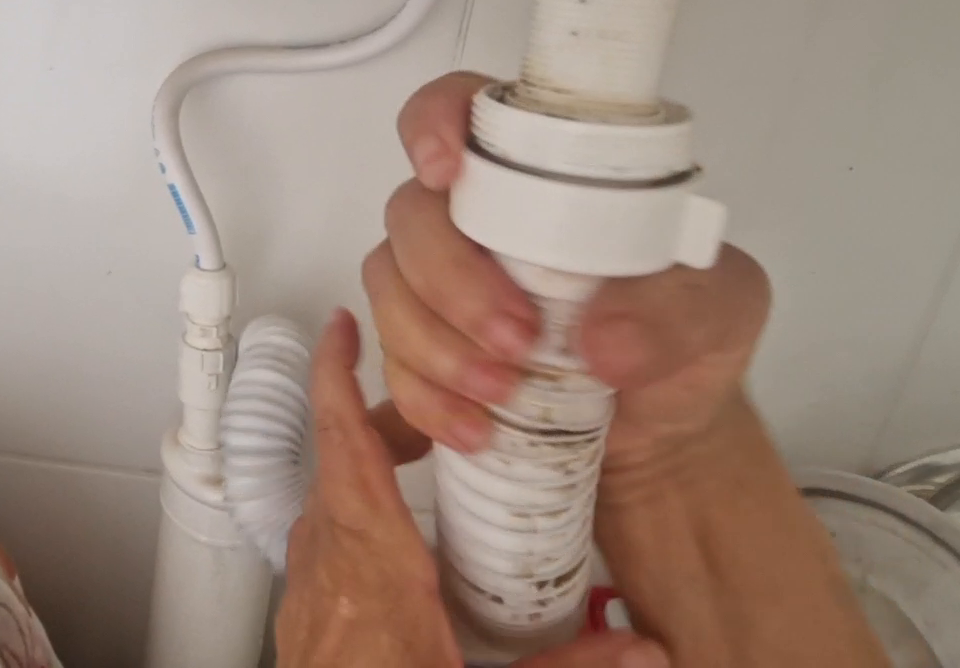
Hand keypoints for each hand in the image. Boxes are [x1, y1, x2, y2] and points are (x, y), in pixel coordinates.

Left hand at [276, 309, 668, 667]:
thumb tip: (650, 648)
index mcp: (370, 557)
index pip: (343, 439)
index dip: (338, 372)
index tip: (342, 323)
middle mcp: (329, 548)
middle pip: (347, 448)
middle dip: (393, 415)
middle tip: (445, 407)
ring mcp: (311, 570)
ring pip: (337, 482)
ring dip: (377, 456)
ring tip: (433, 454)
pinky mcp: (309, 593)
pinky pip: (331, 522)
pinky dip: (363, 499)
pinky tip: (409, 531)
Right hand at [363, 72, 770, 471]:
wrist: (659, 423)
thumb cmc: (680, 334)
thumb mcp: (719, 308)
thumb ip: (675, 310)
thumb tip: (602, 341)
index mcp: (532, 171)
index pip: (457, 107)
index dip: (431, 122)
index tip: (444, 173)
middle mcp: (469, 214)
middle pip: (410, 212)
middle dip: (447, 276)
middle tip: (515, 337)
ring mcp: (435, 278)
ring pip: (386, 281)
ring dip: (430, 340)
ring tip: (500, 393)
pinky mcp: (421, 342)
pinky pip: (390, 357)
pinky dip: (421, 394)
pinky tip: (471, 427)